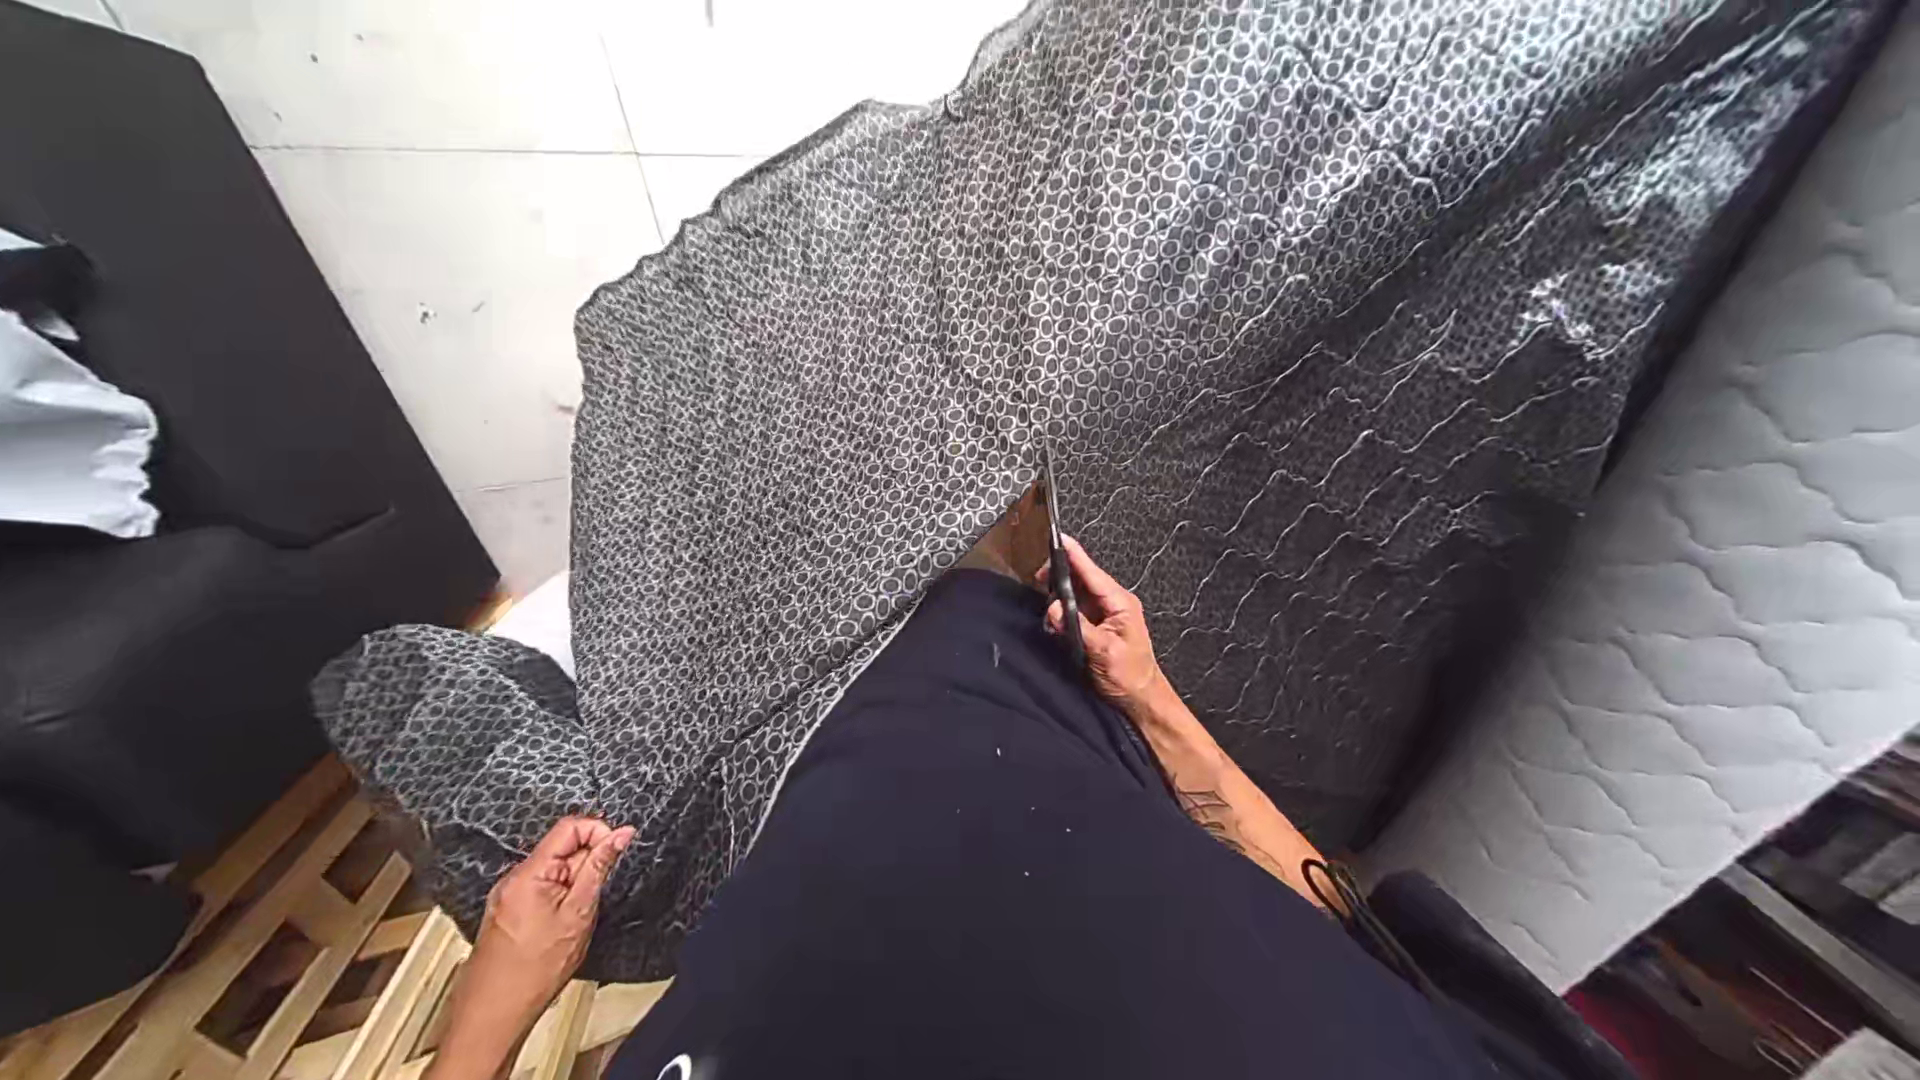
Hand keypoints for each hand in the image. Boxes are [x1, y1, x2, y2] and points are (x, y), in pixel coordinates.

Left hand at [429, 817, 633, 1078]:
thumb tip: (621, 834)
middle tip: (590, 895)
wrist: (493, 1017)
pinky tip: (560, 923)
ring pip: (555, 868)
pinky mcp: (508, 909)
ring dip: (575, 882)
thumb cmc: (532, 972)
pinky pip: (543, 886)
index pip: (571, 826)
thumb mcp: (579, 912)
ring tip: (574, 914)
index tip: (614, 850)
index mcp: (529, 874)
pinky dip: (560, 896)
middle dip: (586, 864)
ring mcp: (508, 895)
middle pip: (563, 846)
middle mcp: (513, 879)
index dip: (599, 832)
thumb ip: (600, 866)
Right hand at [1036, 535, 1172, 715]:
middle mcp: (1111, 603)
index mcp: (1119, 602)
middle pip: (1081, 578)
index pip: (1091, 571)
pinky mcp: (1095, 626)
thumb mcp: (1103, 652)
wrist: (1140, 700)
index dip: (1073, 554)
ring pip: (1075, 593)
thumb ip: (1078, 628)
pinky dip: (1061, 609)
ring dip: (1058, 593)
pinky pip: (1074, 609)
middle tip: (1036, 579)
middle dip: (1058, 574)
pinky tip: (1050, 615)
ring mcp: (1103, 614)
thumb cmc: (1130, 677)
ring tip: (1040, 594)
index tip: (1057, 537)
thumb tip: (1053, 608)